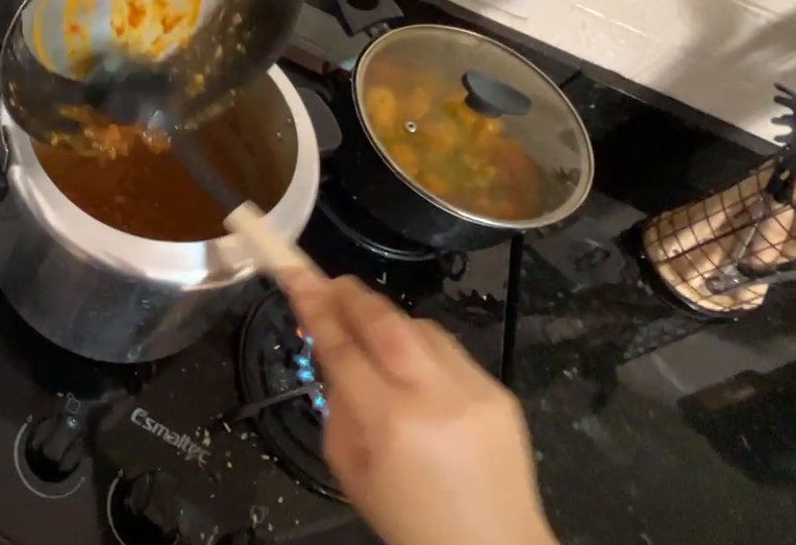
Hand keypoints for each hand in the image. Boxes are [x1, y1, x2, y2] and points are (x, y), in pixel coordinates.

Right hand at [283, 273, 555, 544]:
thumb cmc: (409, 517)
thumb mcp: (350, 466)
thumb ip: (338, 403)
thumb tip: (335, 352)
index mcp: (390, 422)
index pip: (342, 348)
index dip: (315, 308)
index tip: (297, 278)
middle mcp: (434, 397)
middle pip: (385, 322)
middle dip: (351, 296)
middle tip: (328, 282)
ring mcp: (472, 390)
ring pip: (418, 326)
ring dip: (386, 318)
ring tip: (366, 324)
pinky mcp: (498, 392)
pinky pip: (447, 349)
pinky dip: (420, 344)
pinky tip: (410, 362)